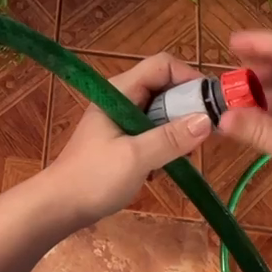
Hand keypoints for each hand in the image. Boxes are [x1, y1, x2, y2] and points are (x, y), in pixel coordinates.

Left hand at [39, 53, 213, 225]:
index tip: (212, 104)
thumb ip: (170, 138)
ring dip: (178, 129)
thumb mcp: (136, 157)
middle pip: (165, 87)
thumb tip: (206, 120)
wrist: (59, 206)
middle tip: (205, 135)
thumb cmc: (93, 177)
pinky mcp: (124, 138)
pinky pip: (154, 131)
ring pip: (162, 111)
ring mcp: (123, 118)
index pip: (162, 65)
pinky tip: (165, 168)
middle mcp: (123, 98)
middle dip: (188, 107)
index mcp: (121, 90)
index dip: (189, 78)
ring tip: (186, 156)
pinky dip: (166, 144)